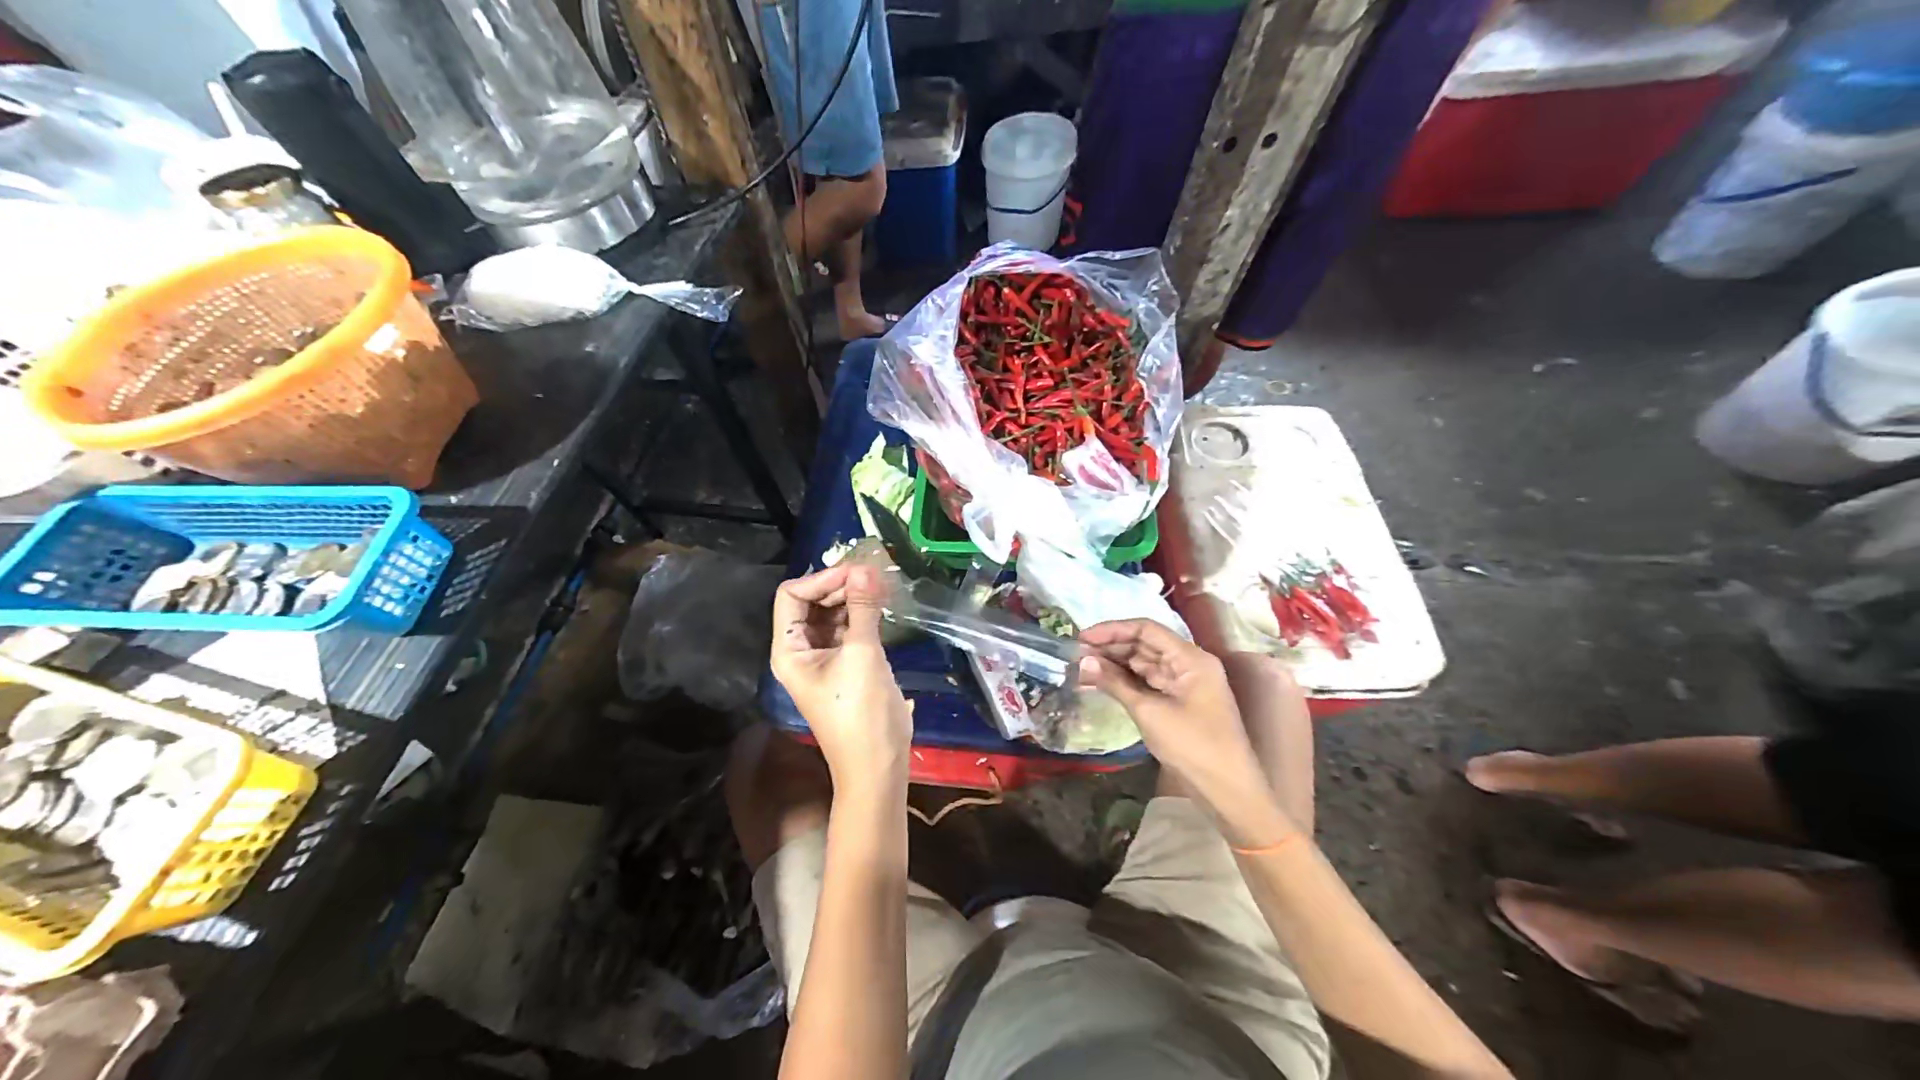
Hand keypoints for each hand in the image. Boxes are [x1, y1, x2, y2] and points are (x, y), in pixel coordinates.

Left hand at [771, 565, 911, 795]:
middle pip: (810, 602)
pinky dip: (861, 615)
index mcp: (789, 650)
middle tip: (873, 575)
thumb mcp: (863, 655)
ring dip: (851, 598)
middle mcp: (800, 651)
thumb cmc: (862, 712)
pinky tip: (881, 606)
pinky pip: (847, 630)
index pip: (791, 596)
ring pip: (830, 615)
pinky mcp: (845, 666)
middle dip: (838, 586)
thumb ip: (863, 608)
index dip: (821, 579)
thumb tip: (866, 568)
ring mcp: (823, 659)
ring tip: (880, 586)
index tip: (856, 573)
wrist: (877, 765)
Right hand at [1078, 620, 1298, 844]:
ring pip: (1146, 663)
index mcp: (1191, 658)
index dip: (1112, 630)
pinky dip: (1126, 681)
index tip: (1082, 638)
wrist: (1227, 790)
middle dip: (1112, 647)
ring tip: (1083, 667)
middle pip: (1146, 644)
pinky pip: (1150, 682)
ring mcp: (1186, 683)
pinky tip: (1103, 682)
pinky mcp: (1180, 702)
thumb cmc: (1192, 745)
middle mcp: (1190, 664)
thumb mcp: (1149, 712)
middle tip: (1077, 654)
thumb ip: (1115, 683)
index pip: (1147, 630)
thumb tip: (1083, 662)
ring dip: (1116, 663)